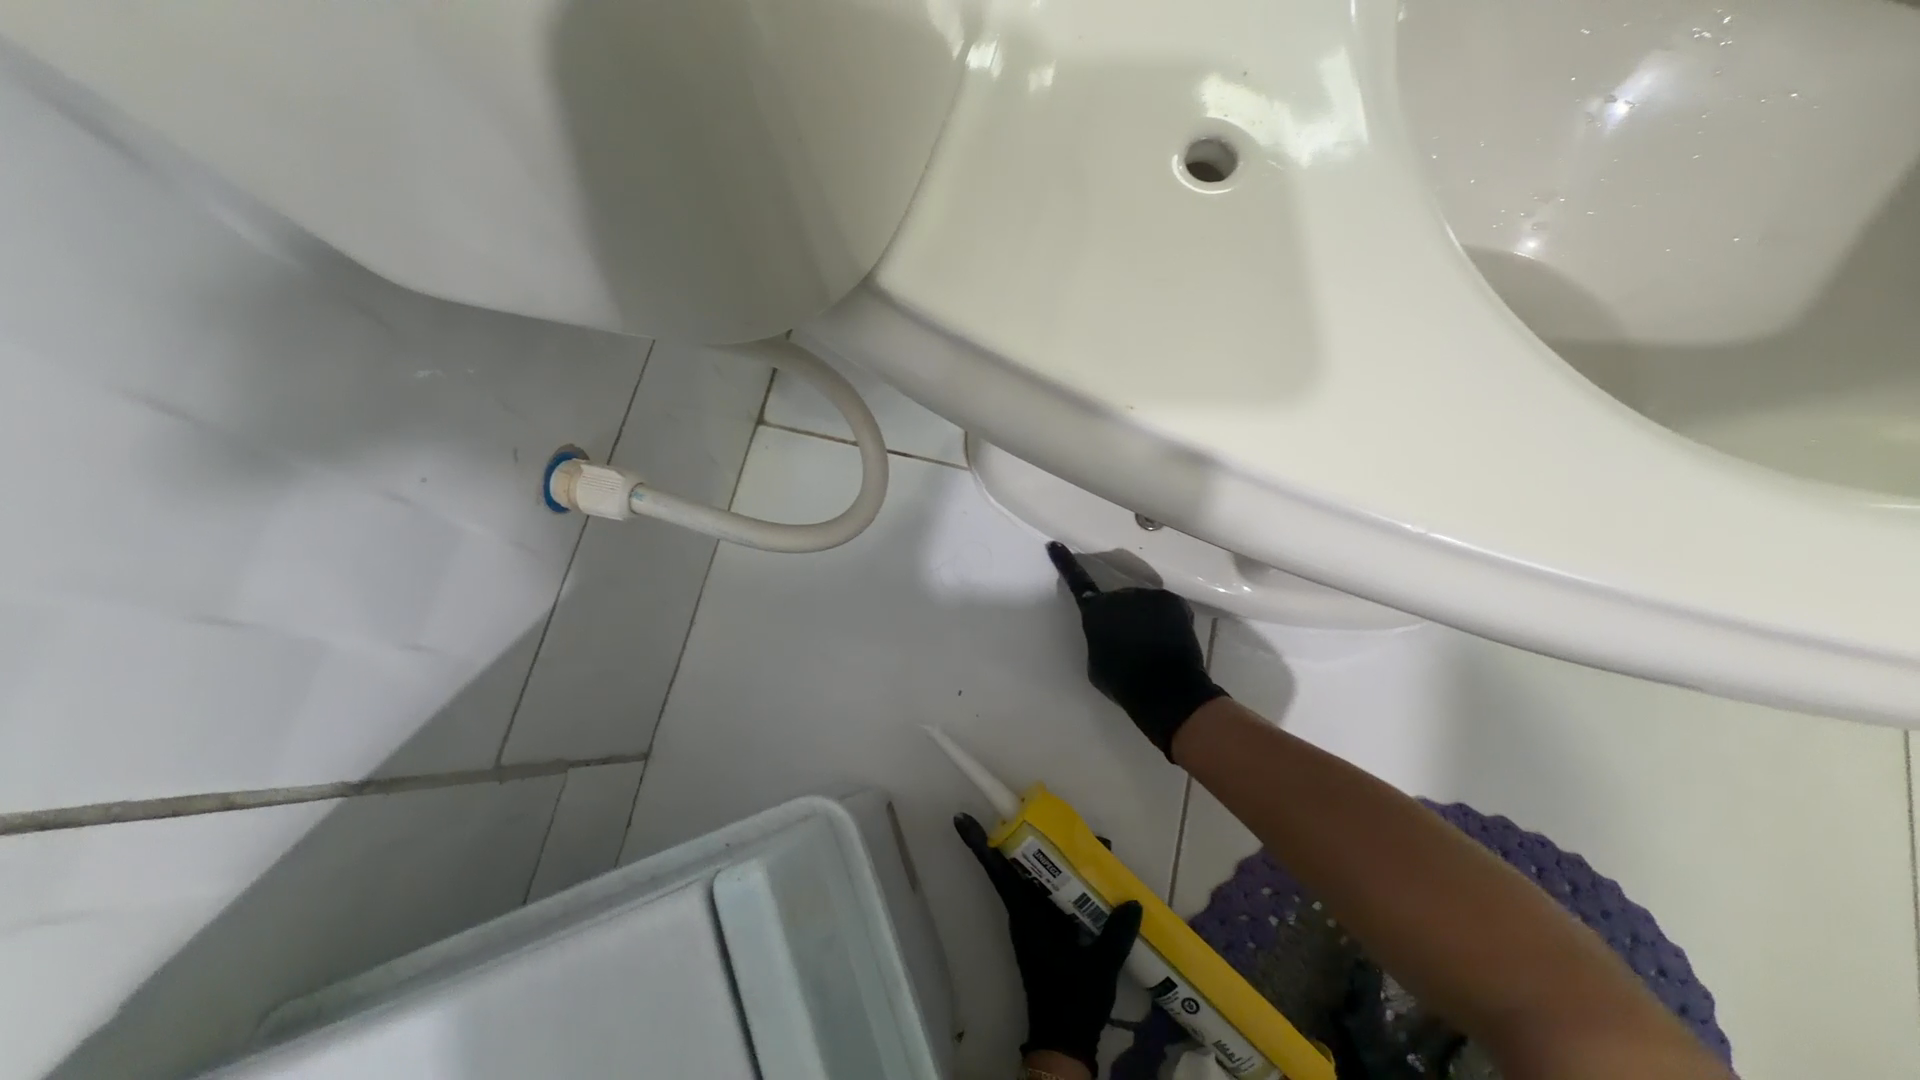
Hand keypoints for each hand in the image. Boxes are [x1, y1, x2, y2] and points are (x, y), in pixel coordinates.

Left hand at [955, 812, 1142, 1071]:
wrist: (1064, 1038)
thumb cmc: (1073, 1000)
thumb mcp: (1099, 967)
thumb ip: (1115, 933)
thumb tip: (1133, 901)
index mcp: (1027, 918)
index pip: (999, 873)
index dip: (981, 845)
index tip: (962, 818)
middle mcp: (1025, 914)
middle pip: (1021, 867)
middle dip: (1036, 840)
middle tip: (1065, 823)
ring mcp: (1036, 923)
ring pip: (1039, 880)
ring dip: (1058, 860)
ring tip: (1093, 846)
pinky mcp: (1048, 931)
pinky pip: (1053, 897)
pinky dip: (1069, 882)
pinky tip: (1094, 876)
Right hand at [1047, 541, 1226, 757]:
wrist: (1165, 690)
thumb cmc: (1122, 682)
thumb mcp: (1096, 662)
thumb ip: (1099, 638)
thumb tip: (1110, 632)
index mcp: (1095, 613)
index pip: (1077, 583)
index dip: (1066, 564)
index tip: (1056, 545)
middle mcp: (1120, 596)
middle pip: (1119, 600)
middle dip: (1123, 615)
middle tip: (1132, 642)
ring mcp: (1148, 596)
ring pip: (1144, 604)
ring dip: (1146, 617)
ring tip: (1154, 645)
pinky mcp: (1173, 601)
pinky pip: (1166, 608)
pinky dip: (1168, 620)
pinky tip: (1170, 641)